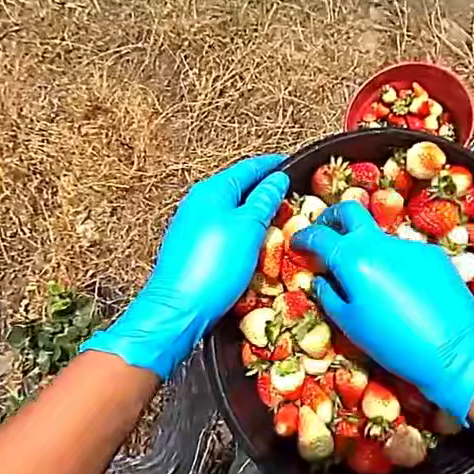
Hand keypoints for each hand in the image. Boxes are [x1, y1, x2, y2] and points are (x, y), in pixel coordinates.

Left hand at [81, 155, 289, 376]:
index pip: (249, 168)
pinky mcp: (192, 250)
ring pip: (231, 211)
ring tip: (280, 219)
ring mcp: (192, 227)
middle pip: (239, 188)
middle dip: (265, 190)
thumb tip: (277, 179)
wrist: (179, 309)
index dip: (273, 165)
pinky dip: (243, 233)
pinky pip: (225, 232)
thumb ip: (264, 200)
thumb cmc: (214, 266)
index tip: (293, 164)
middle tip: (292, 195)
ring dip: (255, 213)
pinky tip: (255, 244)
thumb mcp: (249, 227)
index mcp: (212, 190)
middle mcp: (198, 203)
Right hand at [293, 201, 473, 423]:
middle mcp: (379, 242)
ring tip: (366, 280)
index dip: (302, 238)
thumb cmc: (393, 342)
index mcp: (352, 258)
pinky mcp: (431, 254)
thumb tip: (321, 280)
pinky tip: (398, 291)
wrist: (454, 349)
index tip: (296, 244)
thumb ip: (328, 295)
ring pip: (377, 236)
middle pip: (349, 210)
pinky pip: (402, 252)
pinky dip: (391, 263)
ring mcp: (407, 245)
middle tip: (324, 233)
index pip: (318, 235)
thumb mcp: (349, 323)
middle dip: (331, 217)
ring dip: (364, 247)